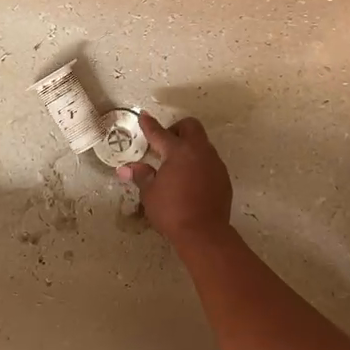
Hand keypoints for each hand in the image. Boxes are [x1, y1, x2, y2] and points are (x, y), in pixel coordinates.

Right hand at [117, 113, 232, 246]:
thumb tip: (126, 169)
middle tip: (164, 145)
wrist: (204, 233)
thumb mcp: (150, 193)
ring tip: (177, 165)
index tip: (144, 116)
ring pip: (202, 143)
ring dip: (189, 147)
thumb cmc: (172, 212)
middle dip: (177, 129)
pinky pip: (210, 161)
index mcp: (178, 151)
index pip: (160, 133)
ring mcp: (214, 163)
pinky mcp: (223, 177)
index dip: (149, 124)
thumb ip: (141, 175)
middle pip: (190, 126)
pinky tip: (191, 180)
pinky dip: (199, 163)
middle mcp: (199, 151)